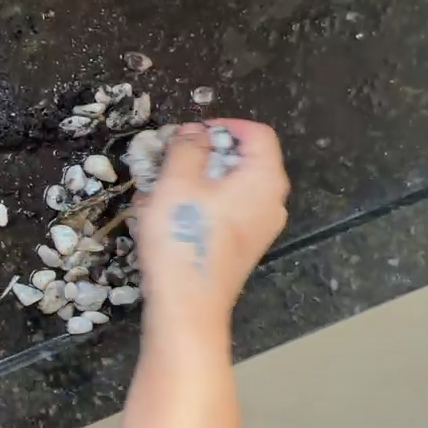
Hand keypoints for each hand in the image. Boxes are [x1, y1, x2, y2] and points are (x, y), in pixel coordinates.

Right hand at [132, 121, 288, 333]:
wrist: (188, 302)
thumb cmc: (184, 237)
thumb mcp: (177, 184)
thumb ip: (187, 149)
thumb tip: (193, 130)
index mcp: (264, 179)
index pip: (256, 134)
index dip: (223, 125)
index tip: (186, 132)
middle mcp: (271, 201)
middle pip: (242, 161)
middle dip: (201, 156)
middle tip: (165, 163)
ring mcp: (259, 226)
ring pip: (229, 189)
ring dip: (193, 183)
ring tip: (157, 194)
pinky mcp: (241, 246)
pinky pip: (223, 212)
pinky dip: (197, 206)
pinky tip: (165, 219)